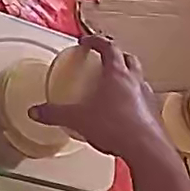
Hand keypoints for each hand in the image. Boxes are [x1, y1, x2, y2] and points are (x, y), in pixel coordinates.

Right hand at [30, 36, 172, 163]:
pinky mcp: (152, 114)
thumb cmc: (117, 127)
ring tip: (113, 86)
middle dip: (116, 55)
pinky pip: (142, 99)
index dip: (96, 41)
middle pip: (128, 58)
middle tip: (104, 59)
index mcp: (117, 74)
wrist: (146, 149)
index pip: (108, 47)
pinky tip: (123, 111)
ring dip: (127, 77)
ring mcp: (146, 97)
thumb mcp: (78, 119)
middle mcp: (134, 81)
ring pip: (138, 78)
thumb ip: (55, 113)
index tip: (86, 42)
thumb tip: (37, 111)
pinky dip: (132, 98)